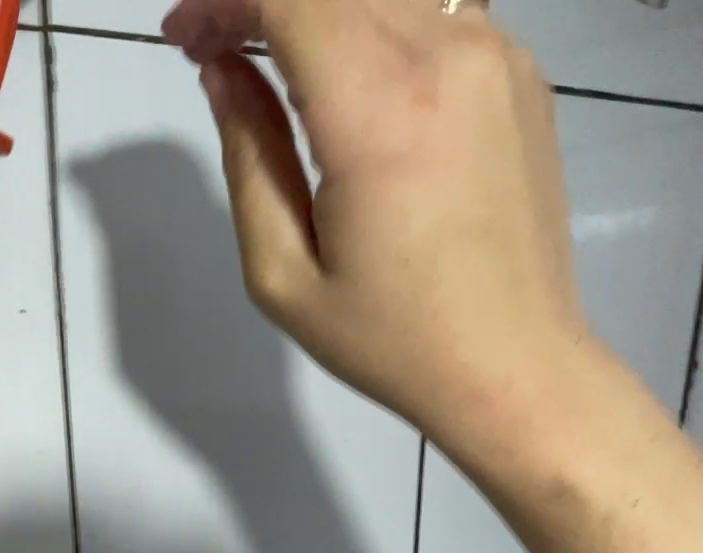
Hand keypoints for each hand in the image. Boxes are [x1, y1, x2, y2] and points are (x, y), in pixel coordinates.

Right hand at [163, 0, 603, 452]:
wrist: (511, 366)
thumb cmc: (386, 339)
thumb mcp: (281, 272)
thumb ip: (248, 159)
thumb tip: (223, 74)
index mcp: (380, 113)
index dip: (225, 0)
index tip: (181, 36)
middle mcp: (449, 57)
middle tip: (210, 49)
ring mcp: (498, 57)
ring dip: (316, 9)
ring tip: (268, 58)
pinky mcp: (520, 75)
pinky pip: (434, 11)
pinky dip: (371, 23)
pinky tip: (341, 79)